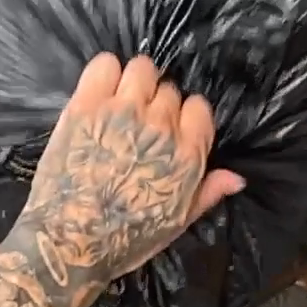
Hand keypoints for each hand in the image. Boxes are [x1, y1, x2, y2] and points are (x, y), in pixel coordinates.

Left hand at [18, 54, 246, 288]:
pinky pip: (105, 64)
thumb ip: (207, 194)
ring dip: (136, 82)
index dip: (187, 119)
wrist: (70, 241)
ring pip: (143, 68)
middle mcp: (161, 127)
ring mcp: (123, 111)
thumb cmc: (126, 240)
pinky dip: (105, 73)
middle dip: (158, 105)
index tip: (172, 133)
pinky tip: (101, 94)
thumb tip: (237, 178)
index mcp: (187, 156)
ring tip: (123, 102)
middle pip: (170, 90)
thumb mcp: (176, 224)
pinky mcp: (86, 104)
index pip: (200, 109)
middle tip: (140, 126)